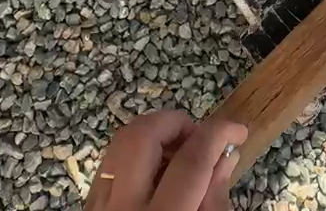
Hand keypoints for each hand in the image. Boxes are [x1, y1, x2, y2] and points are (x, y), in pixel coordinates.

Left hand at [84, 110, 247, 210]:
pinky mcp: (89, 208)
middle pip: (142, 135)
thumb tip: (225, 155)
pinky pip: (110, 166)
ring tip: (180, 156)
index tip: (237, 130)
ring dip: (155, 135)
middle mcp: (122, 208)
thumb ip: (215, 202)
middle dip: (175, 122)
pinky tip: (157, 174)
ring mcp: (98, 208)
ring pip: (120, 142)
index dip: (219, 133)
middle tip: (199, 137)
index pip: (191, 160)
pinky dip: (136, 158)